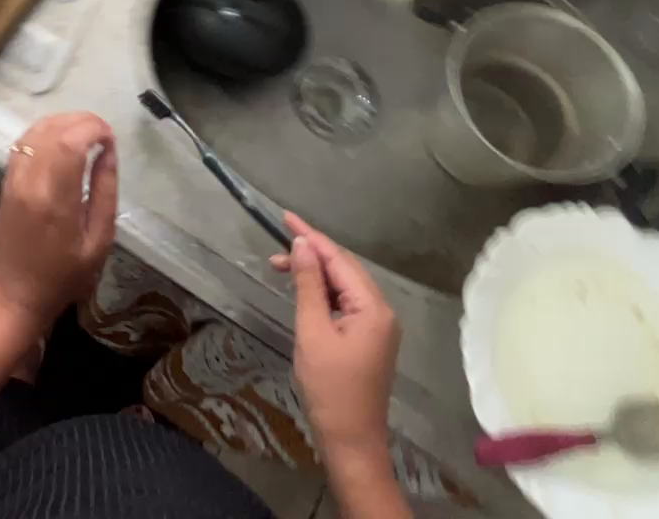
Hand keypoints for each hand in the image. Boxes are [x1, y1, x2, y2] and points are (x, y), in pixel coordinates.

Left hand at [0, 112, 118, 331]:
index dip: (94, 129)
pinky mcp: (6, 181)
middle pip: (54, 129)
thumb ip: (105, 192)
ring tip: (86, 133)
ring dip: (63, 122)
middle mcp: (30, 182)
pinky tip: (62, 140)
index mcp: (56, 199)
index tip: (110, 139)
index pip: (71, 142)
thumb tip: (109, 152)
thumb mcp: (99, 241)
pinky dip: (45, 132)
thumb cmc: (65, 275)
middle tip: (103, 134)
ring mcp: (14, 179)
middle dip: (83, 121)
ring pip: (35, 130)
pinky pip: (23, 143)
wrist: (16, 294)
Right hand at [271, 212, 399, 459]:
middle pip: (344, 268)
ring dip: (315, 273)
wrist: (351, 441)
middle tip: (277, 245)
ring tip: (281, 266)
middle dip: (311, 252)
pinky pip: (345, 302)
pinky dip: (323, 292)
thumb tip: (301, 246)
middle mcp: (381, 311)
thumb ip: (308, 285)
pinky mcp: (369, 338)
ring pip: (344, 285)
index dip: (311, 236)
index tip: (285, 217)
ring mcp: (377, 326)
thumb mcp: (312, 332)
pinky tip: (304, 289)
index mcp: (373, 307)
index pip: (339, 259)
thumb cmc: (330, 388)